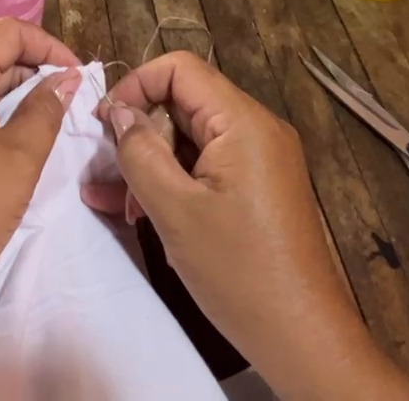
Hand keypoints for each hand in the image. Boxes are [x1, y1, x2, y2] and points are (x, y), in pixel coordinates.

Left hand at [0, 17, 81, 309]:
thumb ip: (46, 110)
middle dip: (35, 70)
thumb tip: (66, 78)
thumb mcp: (18, 160)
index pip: (8, 31)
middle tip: (71, 103)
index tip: (79, 77)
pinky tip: (13, 143)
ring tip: (50, 123)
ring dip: (15, 94)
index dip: (49, 46)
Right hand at [84, 51, 408, 399]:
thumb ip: (140, 151)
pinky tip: (138, 210)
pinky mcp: (256, 185)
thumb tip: (118, 111)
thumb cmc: (238, 271)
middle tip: (106, 173)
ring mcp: (259, 158)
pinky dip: (173, 180)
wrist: (303, 339)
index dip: (136, 85)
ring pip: (189, 137)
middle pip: (183, 103)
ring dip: (150, 162)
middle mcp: (256, 128)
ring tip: (115, 202)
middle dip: (140, 133)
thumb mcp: (174, 210)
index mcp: (243, 121)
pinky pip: (205, 164)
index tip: (105, 122)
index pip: (181, 69)